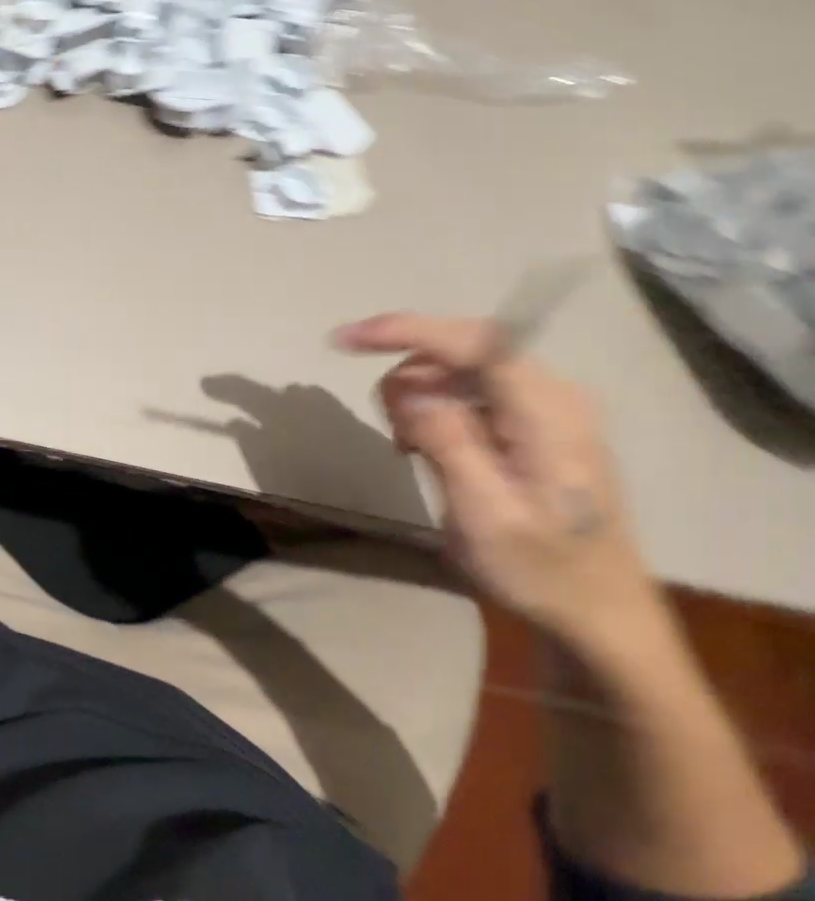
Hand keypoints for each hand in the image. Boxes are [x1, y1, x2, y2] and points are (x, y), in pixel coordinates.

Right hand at [334, 314, 661, 645]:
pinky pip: (471, 390)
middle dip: (407, 373)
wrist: (598, 612)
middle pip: (461, 347)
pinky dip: (435, 408)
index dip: (404, 331)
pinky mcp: (536, 424)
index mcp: (548, 412)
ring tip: (409, 449)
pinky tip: (427, 447)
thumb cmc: (540, 568)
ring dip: (419, 395)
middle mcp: (553, 395)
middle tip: (390, 433)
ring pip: (460, 367)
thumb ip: (448, 440)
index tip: (343, 341)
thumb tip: (406, 386)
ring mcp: (548, 408)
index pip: (472, 341)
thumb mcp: (484, 512)